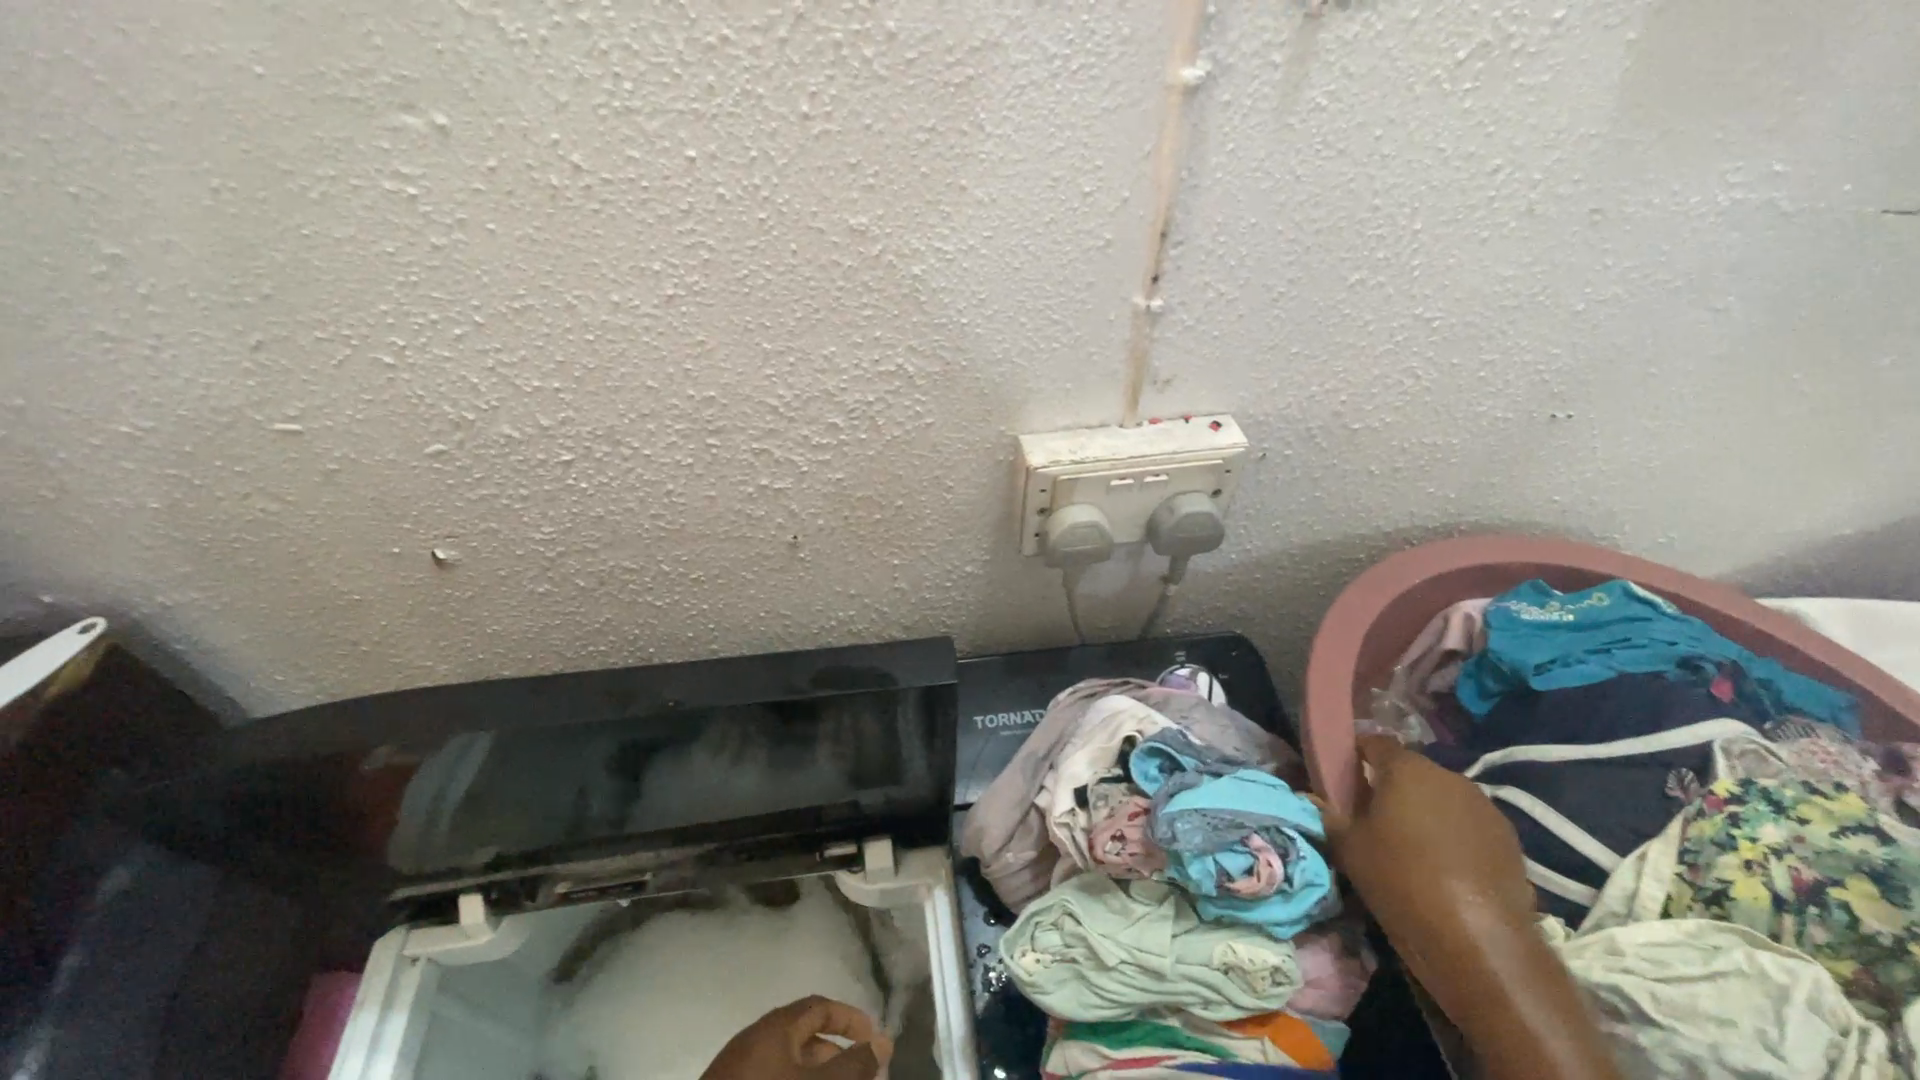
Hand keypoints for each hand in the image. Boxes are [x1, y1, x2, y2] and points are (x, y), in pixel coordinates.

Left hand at [699, 996, 893, 1079]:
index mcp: (777, 1027)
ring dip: (818, 1074)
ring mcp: (741, 1067)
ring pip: (790, 1064)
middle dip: (837, 1055)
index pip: (820, 1006)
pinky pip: (773, 1077)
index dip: (850, 1019)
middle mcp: (757, 1039)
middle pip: (806, 1037)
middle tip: (862, 1076)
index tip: (873, 1040)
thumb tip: (885, 1041)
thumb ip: (853, 1065)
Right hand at [1318, 738, 1622, 1079]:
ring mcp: (1485, 806)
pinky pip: (1469, 825)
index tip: (1345, 775)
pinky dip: (1455, 836)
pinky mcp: (1509, 839)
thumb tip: (1312, 797)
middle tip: (1374, 816)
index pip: (1376, 742)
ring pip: (1444, 798)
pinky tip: (1445, 868)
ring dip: (1427, 812)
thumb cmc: (1399, 880)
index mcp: (1406, 769)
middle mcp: (1449, 776)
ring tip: (1412, 846)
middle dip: (1393, 787)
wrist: (1476, 939)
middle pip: (1413, 771)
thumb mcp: (1348, 848)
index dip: (1358, 754)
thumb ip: (1329, 815)